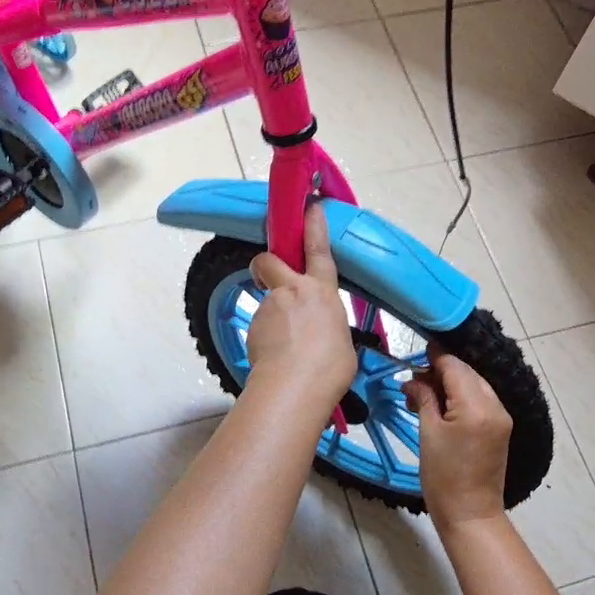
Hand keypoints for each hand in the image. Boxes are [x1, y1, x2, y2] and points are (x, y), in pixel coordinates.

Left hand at [246, 203, 355, 403]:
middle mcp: (293, 292)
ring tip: (287, 350)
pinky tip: (277, 360)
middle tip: (266, 275)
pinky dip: (268, 340)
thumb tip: (322, 335)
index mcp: (322, 292)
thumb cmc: (330, 367)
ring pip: (268, 305)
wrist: (293, 386)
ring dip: (274, 319)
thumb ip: (329, 328)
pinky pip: (261, 329)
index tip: (310, 208)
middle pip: (269, 261)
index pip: (318, 251)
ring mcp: (269, 308)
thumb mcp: (342, 342)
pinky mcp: (252, 327)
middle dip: (265, 264)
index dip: (314, 227)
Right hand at [404, 348, 512, 527]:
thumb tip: (413, 379)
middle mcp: (495, 405)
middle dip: (440, 371)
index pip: (454, 366)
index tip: (413, 353)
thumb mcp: (428, 433)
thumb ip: (424, 398)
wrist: (470, 514)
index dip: (434, 356)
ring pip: (474, 385)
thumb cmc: (442, 476)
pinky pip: (480, 400)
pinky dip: (461, 397)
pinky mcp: (500, 428)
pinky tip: (441, 405)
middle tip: (413, 382)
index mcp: (476, 405)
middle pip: (466, 373)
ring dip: (450, 384)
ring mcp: (501, 417)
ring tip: (423, 395)